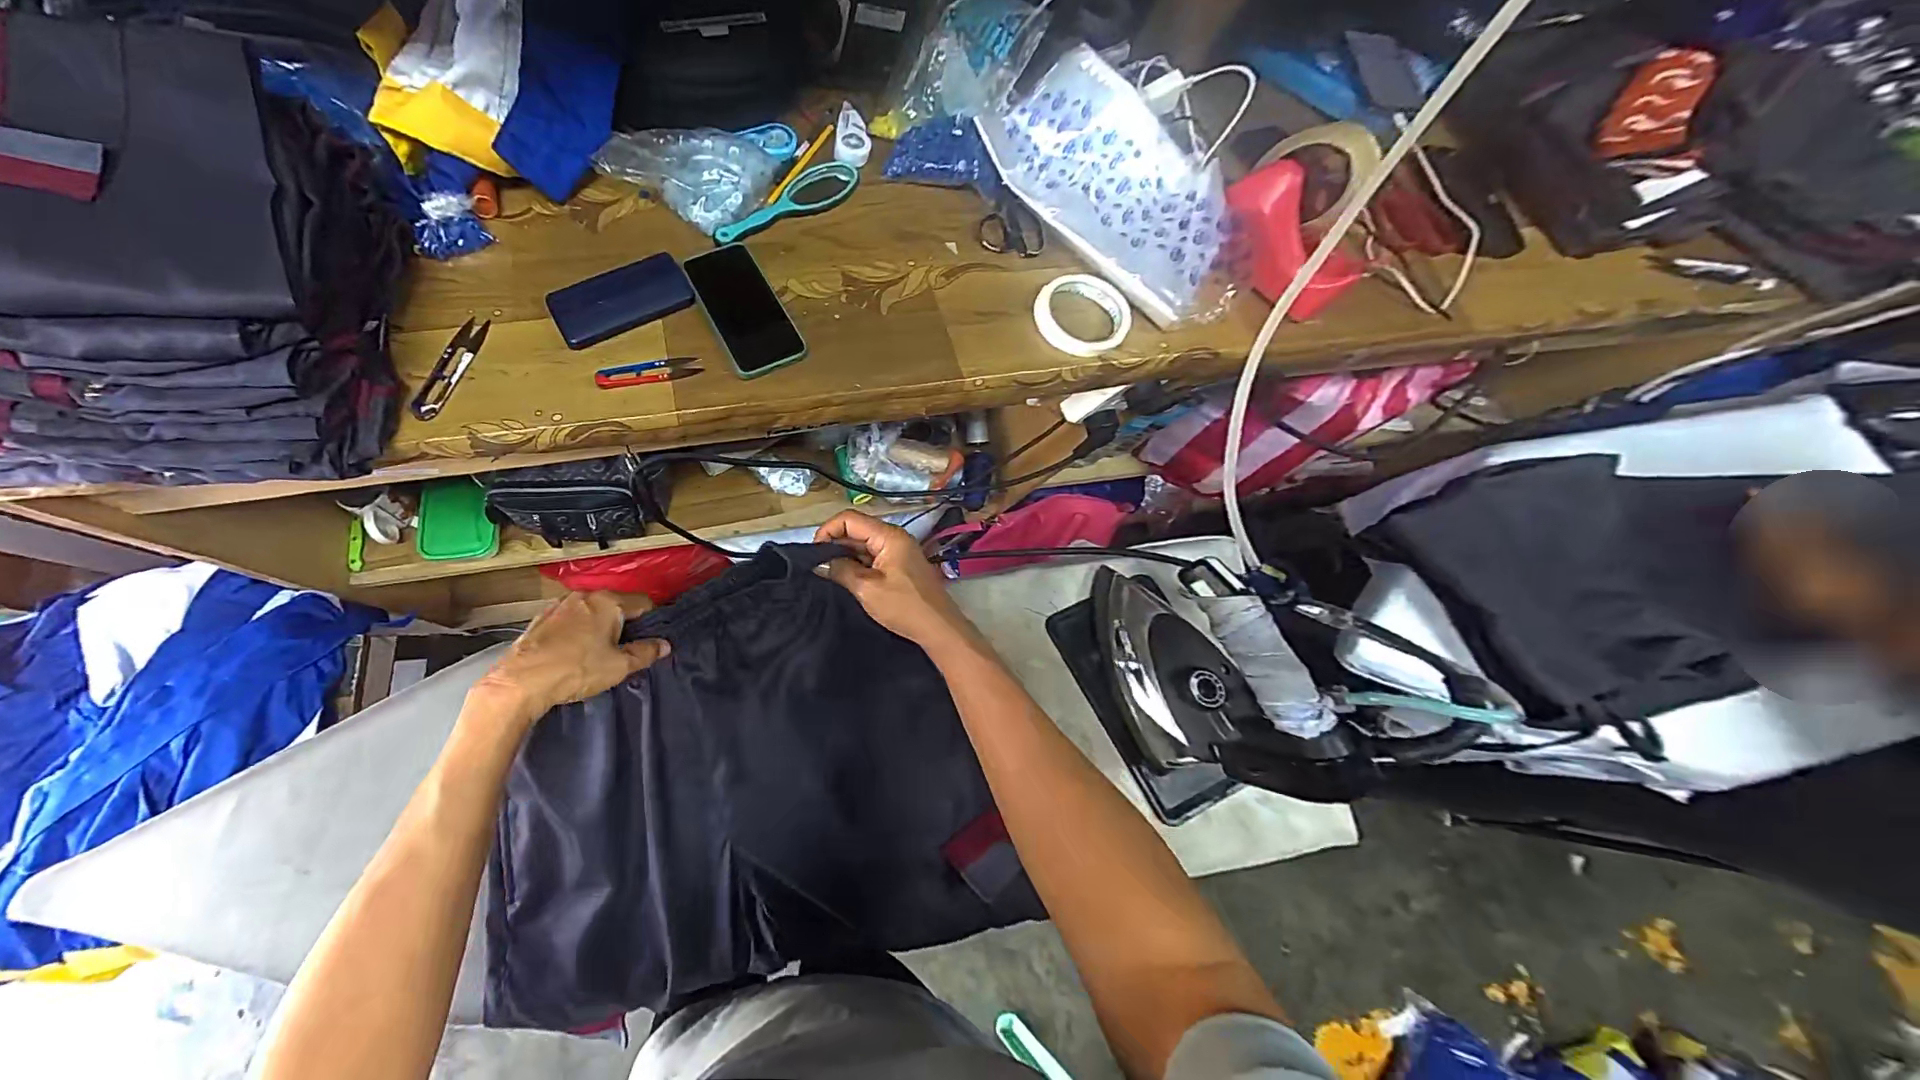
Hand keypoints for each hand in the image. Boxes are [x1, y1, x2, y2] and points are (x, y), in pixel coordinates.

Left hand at [472, 591, 669, 722]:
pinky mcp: (539, 620)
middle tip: (627, 648)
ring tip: (598, 651)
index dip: (652, 620)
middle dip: (624, 623)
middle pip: (616, 605)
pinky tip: (573, 652)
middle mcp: (584, 596)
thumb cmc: (576, 670)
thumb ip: (646, 652)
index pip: (644, 602)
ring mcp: (558, 606)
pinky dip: (576, 631)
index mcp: (608, 602)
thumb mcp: (620, 666)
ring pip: (590, 612)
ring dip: (598, 626)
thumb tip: (663, 645)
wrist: (518, 683)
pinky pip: (569, 621)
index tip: (652, 639)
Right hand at [815, 510, 976, 649]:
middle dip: (834, 545)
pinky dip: (858, 565)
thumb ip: (841, 570)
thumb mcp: (867, 588)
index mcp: (889, 536)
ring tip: (827, 574)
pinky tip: (845, 579)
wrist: (939, 628)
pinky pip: (873, 558)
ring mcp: (899, 552)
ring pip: (864, 545)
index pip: (850, 519)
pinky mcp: (900, 566)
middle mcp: (895, 538)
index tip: (813, 553)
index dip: (828, 531)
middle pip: (857, 530)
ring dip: (845, 556)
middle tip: (816, 566)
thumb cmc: (905, 607)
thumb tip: (819, 563)